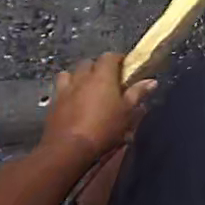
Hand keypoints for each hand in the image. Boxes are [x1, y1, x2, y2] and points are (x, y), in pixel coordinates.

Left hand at [37, 53, 156, 163]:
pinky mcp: (53, 104)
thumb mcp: (126, 113)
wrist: (68, 149)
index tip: (124, 68)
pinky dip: (66, 92)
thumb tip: (151, 81)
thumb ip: (137, 94)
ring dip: (77, 77)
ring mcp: (64, 89)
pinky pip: (59, 90)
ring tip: (85, 89)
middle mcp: (82, 77)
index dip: (117, 60)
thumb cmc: (103, 128)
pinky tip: (71, 104)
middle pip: (89, 63)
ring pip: (69, 74)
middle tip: (107, 81)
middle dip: (97, 68)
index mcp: (102, 76)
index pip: (110, 56)